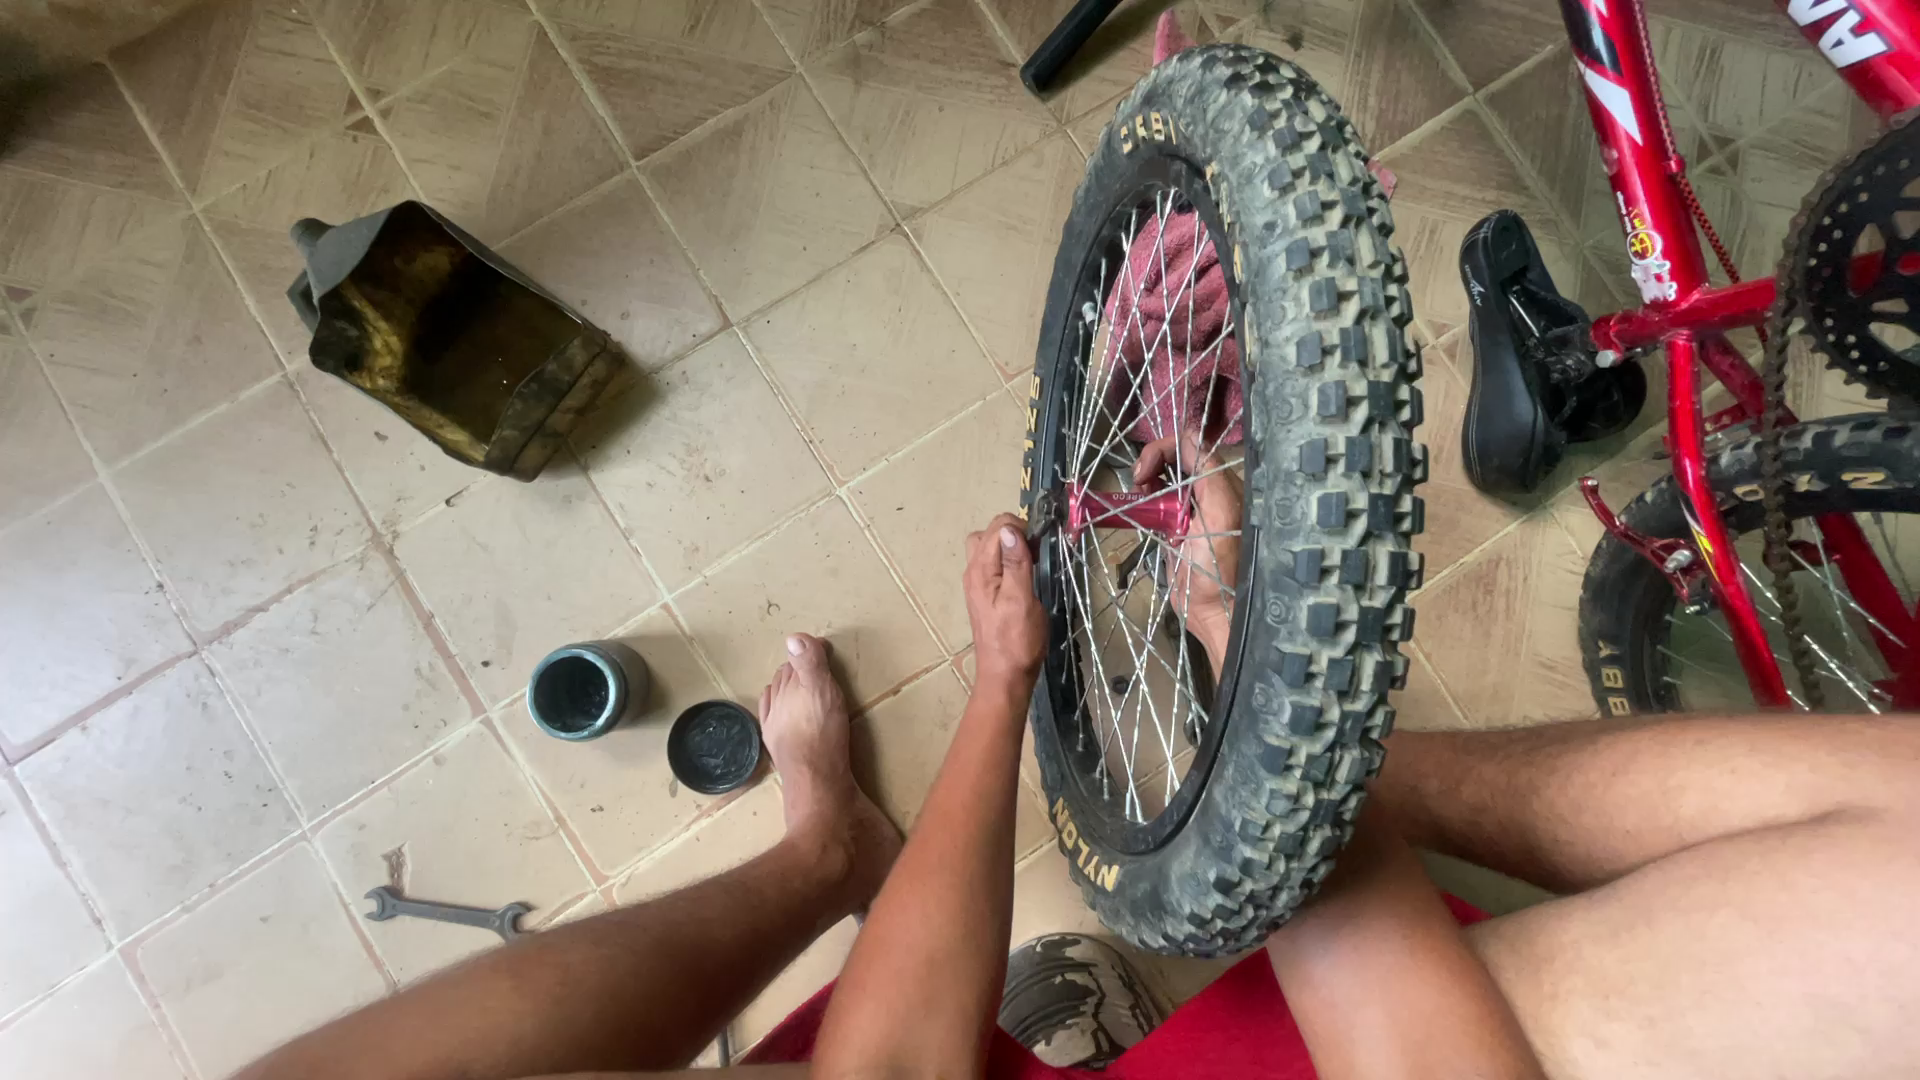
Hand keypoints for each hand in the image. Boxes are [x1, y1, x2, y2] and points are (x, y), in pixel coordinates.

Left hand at [964, 512, 1046, 696]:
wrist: (1005, 675)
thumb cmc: (1017, 640)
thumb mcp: (1021, 600)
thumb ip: (1016, 563)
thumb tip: (1010, 529)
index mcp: (981, 570)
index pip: (998, 527)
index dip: (1022, 529)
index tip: (1040, 547)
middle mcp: (974, 571)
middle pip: (989, 533)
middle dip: (1015, 533)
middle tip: (1037, 553)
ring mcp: (977, 582)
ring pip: (989, 546)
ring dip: (1010, 546)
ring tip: (1031, 562)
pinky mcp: (985, 592)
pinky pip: (993, 563)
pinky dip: (1008, 560)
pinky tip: (1024, 575)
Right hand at [1133, 431, 1241, 665]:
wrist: (1211, 612)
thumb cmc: (1220, 567)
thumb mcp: (1221, 516)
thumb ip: (1210, 473)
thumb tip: (1189, 433)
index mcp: (1224, 485)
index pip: (1192, 446)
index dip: (1164, 450)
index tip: (1142, 472)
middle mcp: (1208, 492)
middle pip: (1175, 457)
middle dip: (1151, 462)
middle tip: (1136, 482)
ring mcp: (1190, 510)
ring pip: (1163, 477)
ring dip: (1145, 480)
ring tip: (1136, 495)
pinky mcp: (1175, 527)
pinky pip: (1156, 501)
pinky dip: (1142, 499)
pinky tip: (1137, 506)